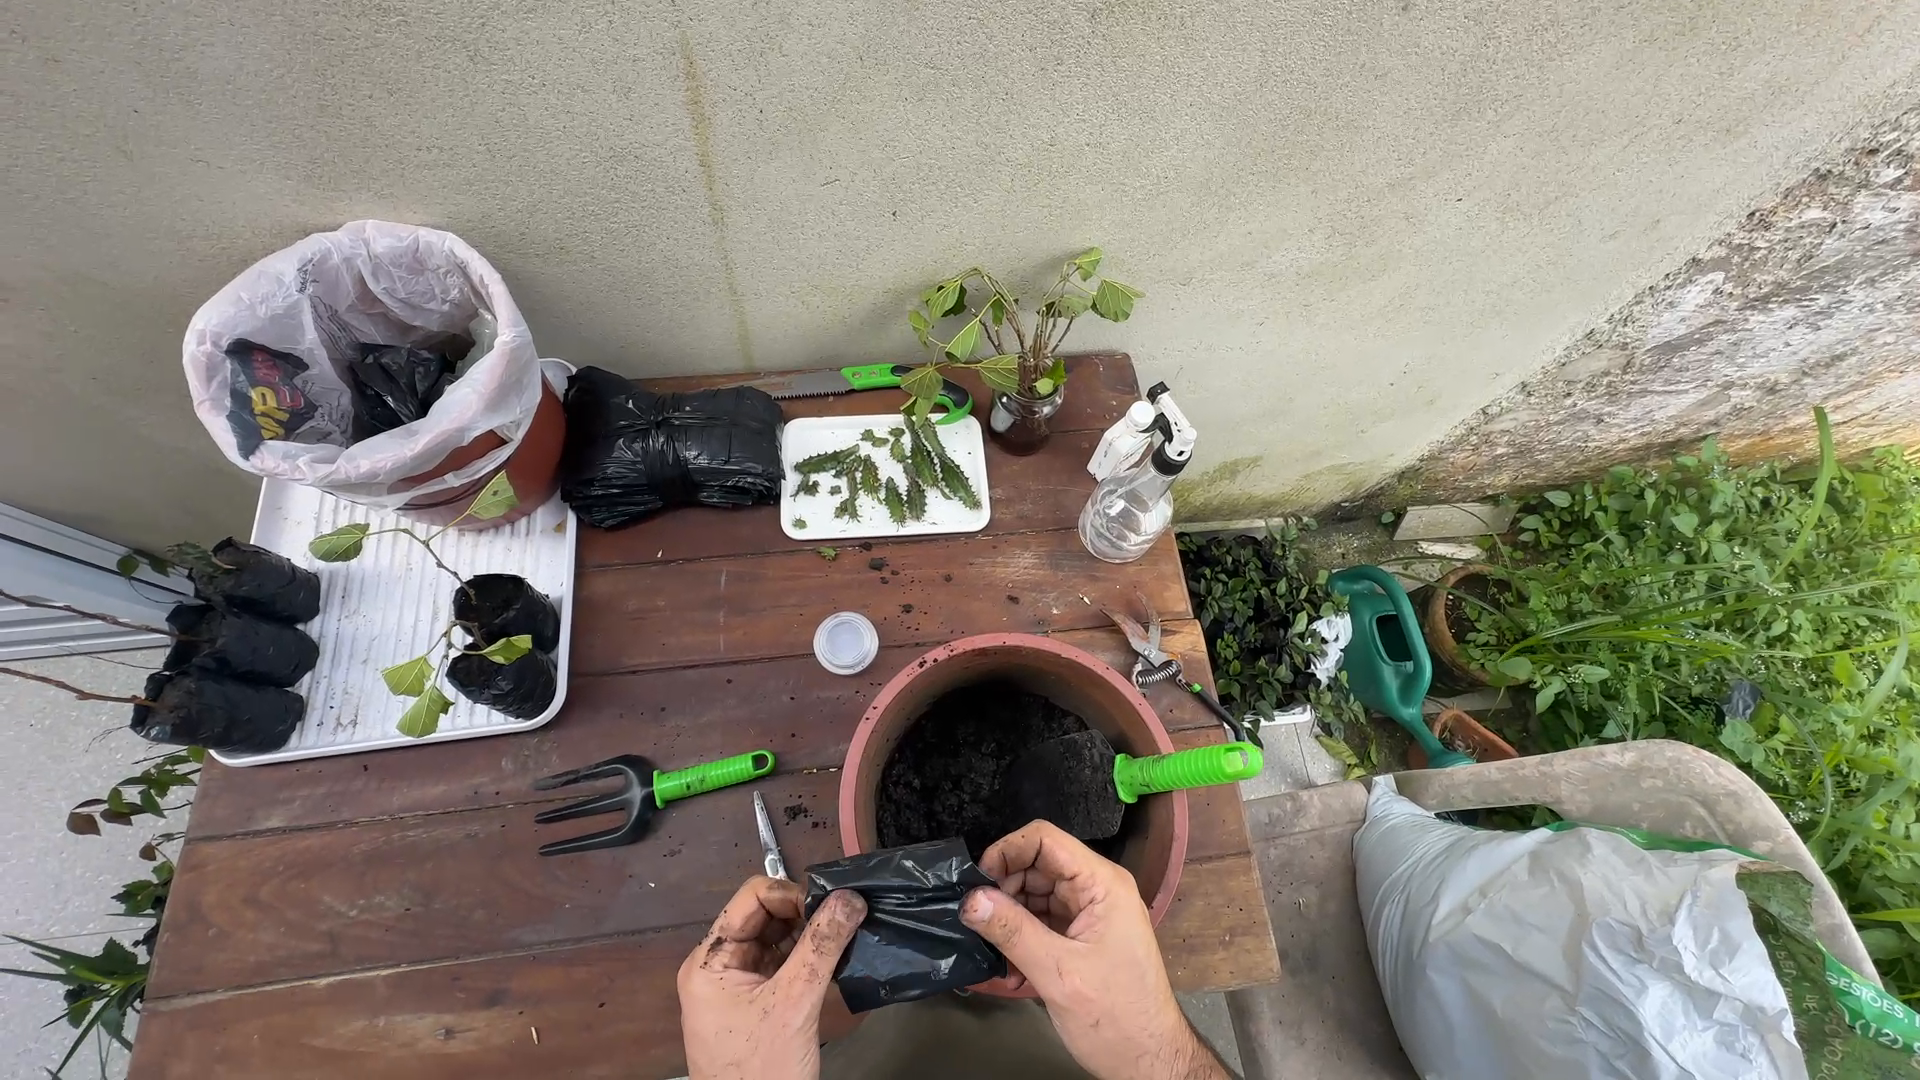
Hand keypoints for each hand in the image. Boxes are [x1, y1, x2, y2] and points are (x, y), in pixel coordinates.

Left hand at [678, 875, 865, 1079]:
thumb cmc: (762, 1072)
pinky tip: (836, 955)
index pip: (751, 898)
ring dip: (811, 932)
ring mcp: (740, 983)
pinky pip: (786, 961)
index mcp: (710, 961)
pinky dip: (811, 954)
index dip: (790, 894)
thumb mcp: (793, 1005)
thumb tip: (852, 895)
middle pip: (766, 914)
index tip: (827, 908)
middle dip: (804, 912)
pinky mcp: (760, 1000)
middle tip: (842, 920)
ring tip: (845, 934)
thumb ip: (821, 946)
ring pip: (779, 935)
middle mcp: (720, 964)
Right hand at [962, 821, 1228, 1079]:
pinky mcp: (1083, 937)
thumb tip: (970, 899)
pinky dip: (1023, 940)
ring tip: (996, 956)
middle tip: (980, 923)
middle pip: (1037, 866)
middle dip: (1005, 891)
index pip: (1046, 839)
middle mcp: (1097, 889)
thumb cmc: (1117, 1019)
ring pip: (1036, 895)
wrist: (1152, 1067)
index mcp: (1102, 883)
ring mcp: (1090, 913)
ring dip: (1011, 921)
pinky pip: (1043, 921)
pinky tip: (1012, 972)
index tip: (978, 881)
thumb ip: (1012, 931)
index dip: (1008, 851)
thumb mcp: (1058, 974)